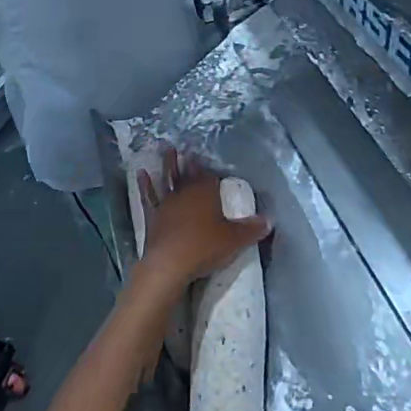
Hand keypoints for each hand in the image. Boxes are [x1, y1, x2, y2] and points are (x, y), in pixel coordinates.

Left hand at [136, 148, 270, 286]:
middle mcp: (185, 192)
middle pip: (188, 173)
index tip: (207, 158)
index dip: (209, 168)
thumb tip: (269, 221)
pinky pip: (148, 196)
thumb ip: (251, 229)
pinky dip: (144, 184)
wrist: (169, 263)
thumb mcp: (234, 240)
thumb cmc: (204, 247)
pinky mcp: (152, 216)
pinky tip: (141, 173)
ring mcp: (167, 203)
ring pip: (167, 179)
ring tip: (167, 149)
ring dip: (167, 164)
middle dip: (187, 161)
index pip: (209, 175)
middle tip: (184, 147)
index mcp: (206, 193)